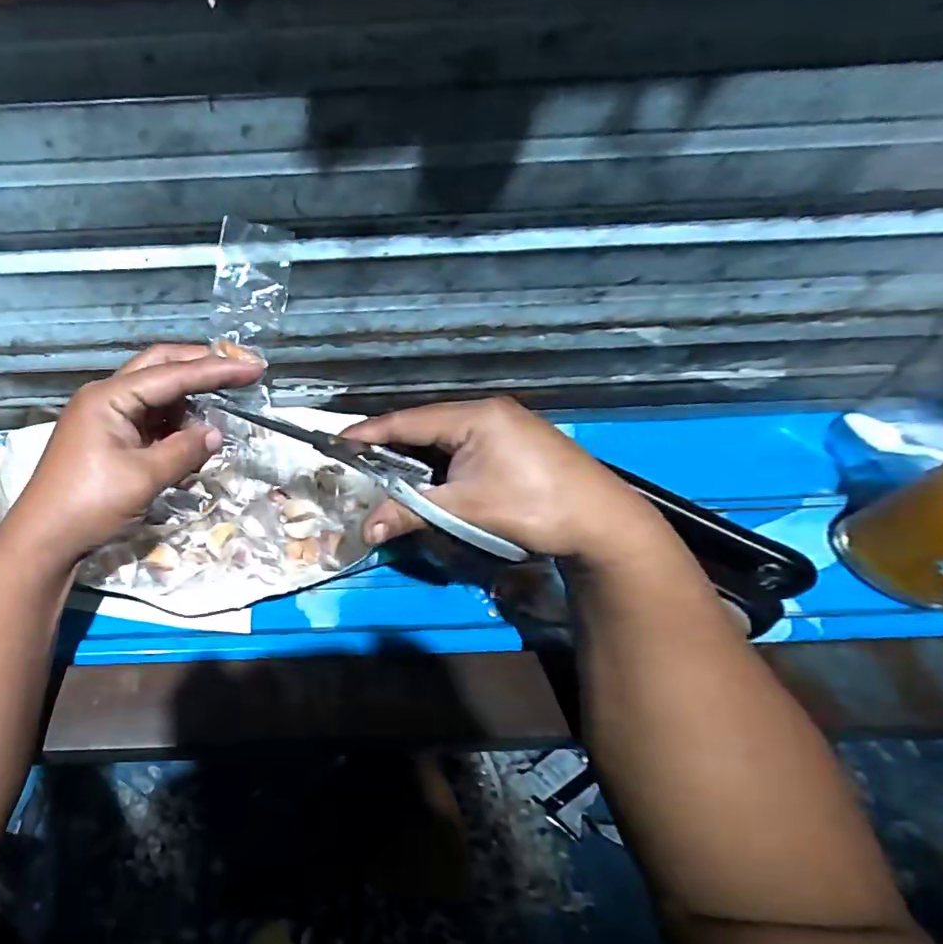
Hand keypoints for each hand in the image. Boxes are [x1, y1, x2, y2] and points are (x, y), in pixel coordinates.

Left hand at [0, 345, 263, 566]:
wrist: (43, 538)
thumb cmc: (88, 504)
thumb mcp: (143, 478)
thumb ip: (184, 451)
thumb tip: (215, 434)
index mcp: (108, 397)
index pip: (171, 373)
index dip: (216, 370)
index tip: (254, 369)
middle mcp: (103, 398)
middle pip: (158, 369)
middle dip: (198, 369)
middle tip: (238, 373)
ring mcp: (100, 419)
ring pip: (152, 397)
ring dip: (185, 404)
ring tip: (216, 419)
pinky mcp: (102, 440)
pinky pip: (143, 422)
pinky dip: (169, 428)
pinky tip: (189, 441)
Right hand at [342, 397, 665, 562]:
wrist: (606, 525)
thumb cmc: (533, 509)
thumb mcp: (464, 510)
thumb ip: (409, 513)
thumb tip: (365, 530)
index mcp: (476, 417)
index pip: (407, 420)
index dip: (369, 433)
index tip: (336, 442)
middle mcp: (490, 413)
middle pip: (423, 424)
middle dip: (387, 443)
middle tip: (354, 460)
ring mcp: (506, 425)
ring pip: (442, 435)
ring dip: (412, 454)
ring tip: (381, 469)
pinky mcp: (515, 442)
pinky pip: (460, 444)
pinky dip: (435, 459)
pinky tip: (423, 475)